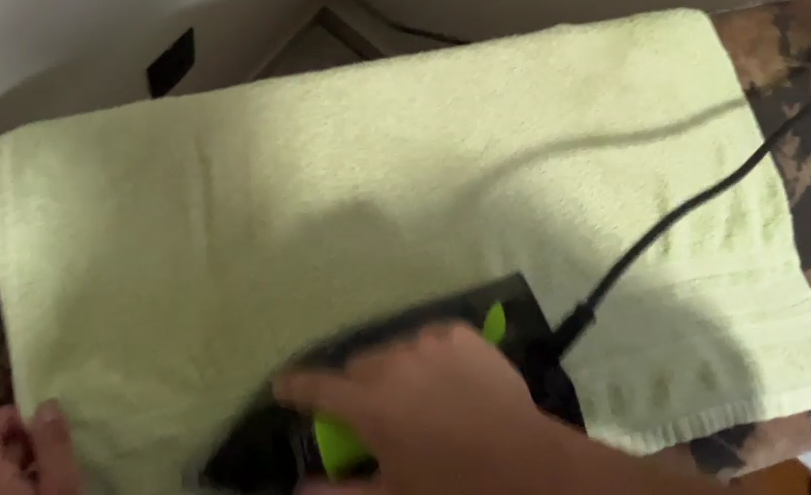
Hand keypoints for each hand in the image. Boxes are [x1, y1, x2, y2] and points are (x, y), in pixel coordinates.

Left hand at [0, 401, 82, 494]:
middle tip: (55, 440)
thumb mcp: (60, 486)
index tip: (40, 422)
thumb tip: (47, 402)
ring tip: (58, 460)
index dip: (8, 417)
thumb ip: (53, 445)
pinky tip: (51, 483)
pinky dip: (26, 473)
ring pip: (0, 464)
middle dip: (24, 434)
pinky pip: (5, 482)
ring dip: (28, 454)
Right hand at [274, 323, 563, 494]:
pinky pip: (428, 341)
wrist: (528, 467)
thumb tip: (298, 489)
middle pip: (357, 367)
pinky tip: (446, 384)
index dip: (296, 387)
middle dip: (355, 388)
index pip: (317, 387)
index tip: (282, 387)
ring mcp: (427, 341)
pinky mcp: (458, 332)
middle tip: (370, 415)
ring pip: (393, 351)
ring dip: (393, 372)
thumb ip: (339, 494)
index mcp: (369, 403)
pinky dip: (427, 359)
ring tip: (416, 401)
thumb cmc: (453, 488)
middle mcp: (391, 361)